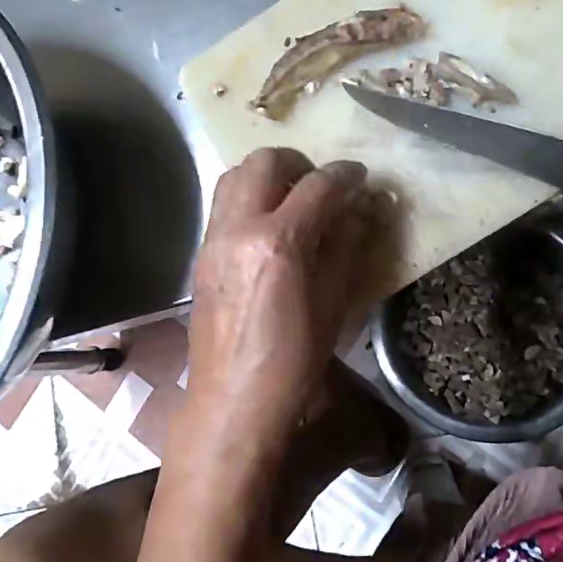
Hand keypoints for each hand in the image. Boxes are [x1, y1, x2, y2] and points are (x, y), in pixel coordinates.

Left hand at [181, 148, 374, 470]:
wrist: (235, 400)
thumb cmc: (295, 360)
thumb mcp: (335, 303)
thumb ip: (347, 246)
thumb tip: (359, 211)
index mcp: (279, 243)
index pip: (319, 186)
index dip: (346, 175)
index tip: (361, 176)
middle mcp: (239, 228)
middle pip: (266, 161)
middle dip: (300, 164)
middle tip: (322, 187)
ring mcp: (214, 239)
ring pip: (236, 175)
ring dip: (269, 176)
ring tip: (294, 201)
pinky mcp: (201, 254)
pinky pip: (224, 204)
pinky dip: (249, 198)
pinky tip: (270, 228)